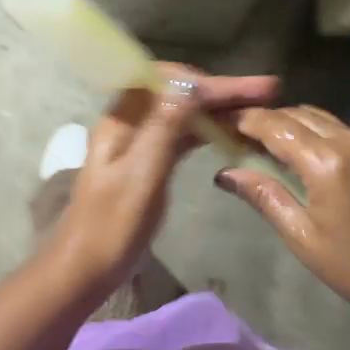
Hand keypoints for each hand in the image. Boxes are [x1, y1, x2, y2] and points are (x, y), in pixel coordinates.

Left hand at [45, 66, 277, 294]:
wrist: (85, 268)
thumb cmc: (111, 226)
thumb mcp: (142, 176)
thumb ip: (165, 128)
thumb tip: (191, 83)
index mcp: (122, 119)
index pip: (169, 81)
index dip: (210, 81)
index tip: (249, 86)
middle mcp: (129, 122)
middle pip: (178, 91)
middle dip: (219, 89)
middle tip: (265, 91)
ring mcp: (139, 141)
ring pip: (182, 112)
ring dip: (217, 107)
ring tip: (257, 107)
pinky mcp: (148, 160)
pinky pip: (181, 134)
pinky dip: (207, 130)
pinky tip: (232, 133)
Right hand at [218, 105, 349, 326]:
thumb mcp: (303, 237)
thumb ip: (264, 197)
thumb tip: (226, 172)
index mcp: (326, 160)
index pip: (275, 125)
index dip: (244, 120)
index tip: (217, 122)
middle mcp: (347, 140)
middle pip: (296, 114)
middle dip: (263, 119)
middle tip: (232, 134)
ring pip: (316, 118)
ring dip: (287, 123)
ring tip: (257, 142)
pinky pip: (333, 129)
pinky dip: (308, 131)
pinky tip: (292, 153)